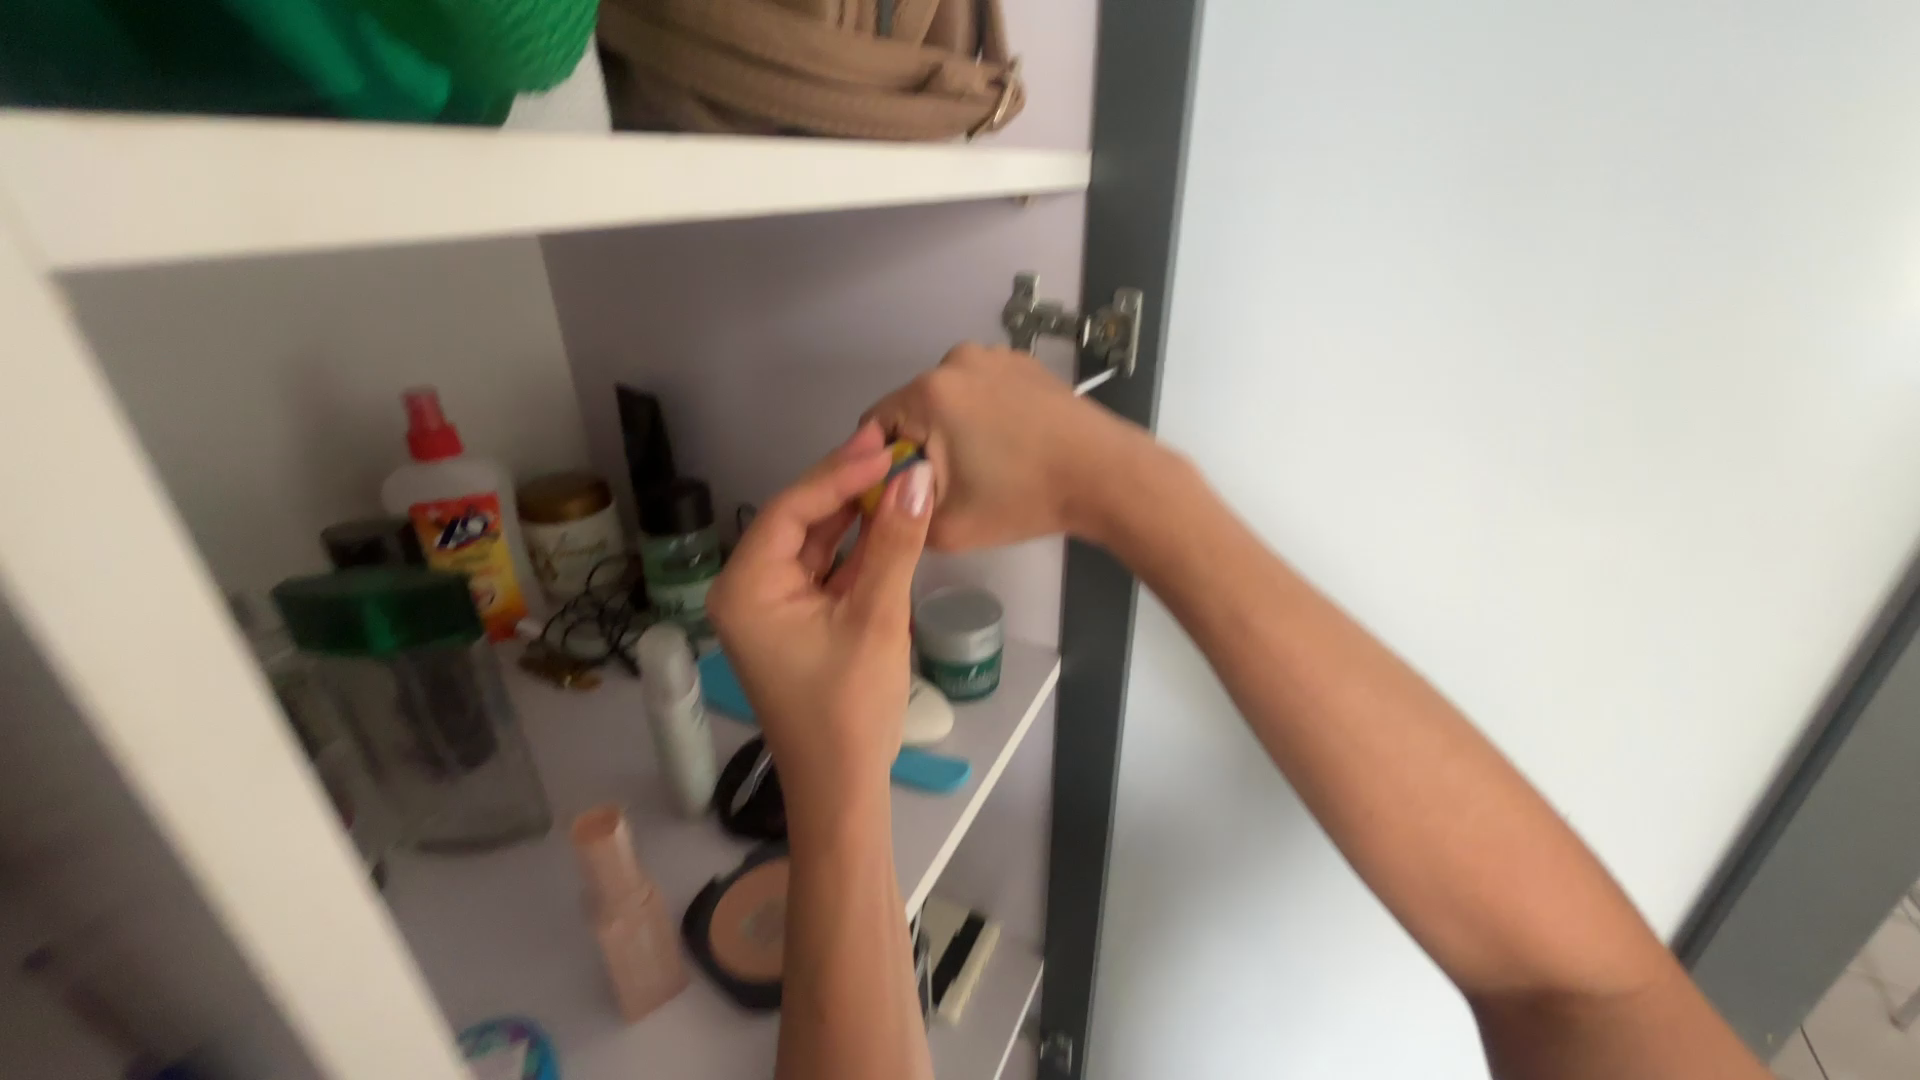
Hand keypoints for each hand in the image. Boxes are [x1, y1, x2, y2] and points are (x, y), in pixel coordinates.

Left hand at [707, 422, 933, 829]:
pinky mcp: (799, 621)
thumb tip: (917, 477)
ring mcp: (774, 606)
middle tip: (894, 449)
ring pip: (816, 543)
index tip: (886, 446)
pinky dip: (858, 548)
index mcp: (746, 588)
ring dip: (857, 514)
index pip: (790, 510)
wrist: (843, 788)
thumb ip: (895, 543)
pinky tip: (890, 519)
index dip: (839, 473)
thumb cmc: (849, 708)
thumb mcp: (876, 618)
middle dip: (848, 487)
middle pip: (800, 521)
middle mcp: (750, 590)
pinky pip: (827, 570)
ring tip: (897, 474)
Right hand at [862, 344, 1158, 551]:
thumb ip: (900, 518)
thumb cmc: (1024, 500)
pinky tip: (1011, 446)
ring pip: (947, 400)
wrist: (1104, 476)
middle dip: (921, 447)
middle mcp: (955, 360)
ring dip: (952, 431)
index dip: (882, 465)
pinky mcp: (1023, 363)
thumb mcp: (948, 529)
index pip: (873, 428)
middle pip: (911, 410)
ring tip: (986, 467)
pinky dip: (983, 416)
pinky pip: (981, 391)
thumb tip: (888, 503)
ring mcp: (994, 356)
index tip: (907, 493)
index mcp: (929, 392)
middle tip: (951, 487)